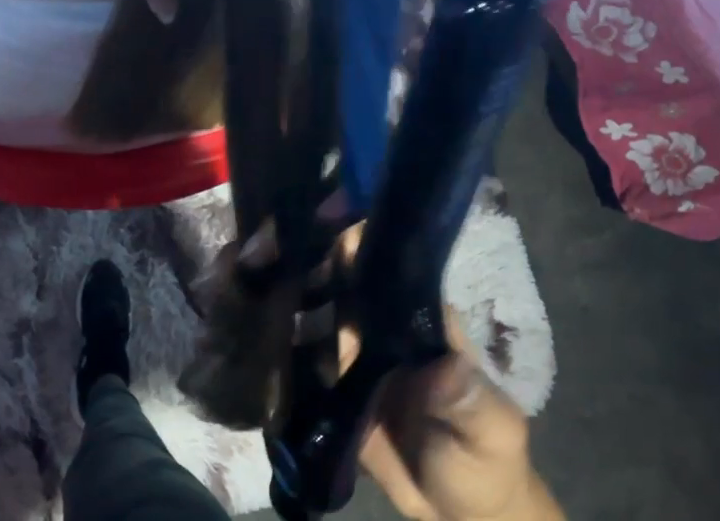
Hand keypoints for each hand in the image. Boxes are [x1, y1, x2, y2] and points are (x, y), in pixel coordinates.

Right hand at [189, 223, 554, 520]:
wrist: (457, 516)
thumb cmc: (484, 461)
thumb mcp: (491, 430)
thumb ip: (470, 401)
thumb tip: (444, 367)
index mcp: (412, 314)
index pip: (376, 260)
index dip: (341, 238)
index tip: (303, 226)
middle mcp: (371, 321)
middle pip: (326, 276)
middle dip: (289, 260)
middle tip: (248, 257)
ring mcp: (342, 350)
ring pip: (300, 309)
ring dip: (269, 297)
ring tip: (228, 290)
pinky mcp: (319, 384)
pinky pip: (287, 356)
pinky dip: (263, 346)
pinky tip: (232, 336)